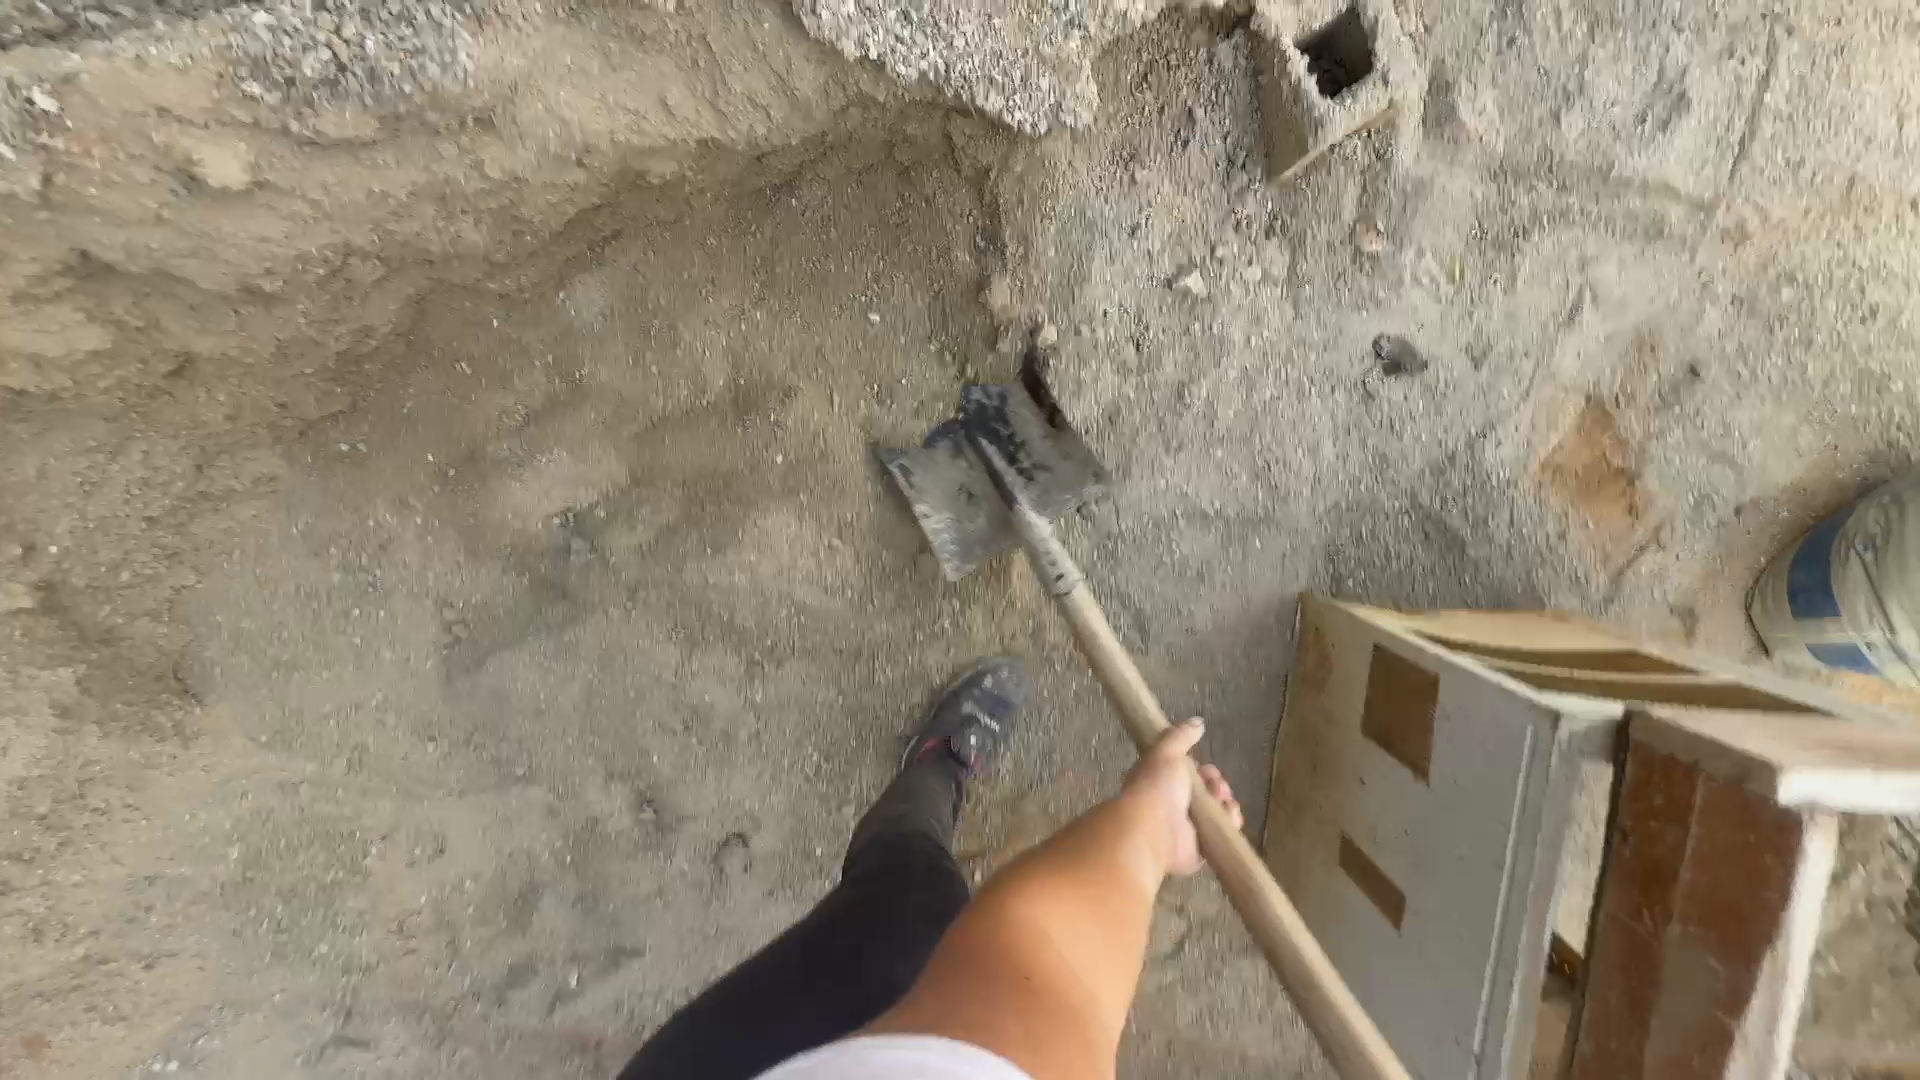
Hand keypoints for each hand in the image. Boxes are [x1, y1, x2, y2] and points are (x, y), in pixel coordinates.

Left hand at [1119, 718, 1242, 876]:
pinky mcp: (1200, 850)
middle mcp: (1174, 805)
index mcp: (1162, 783)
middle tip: (1218, 787)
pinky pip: (1222, 835)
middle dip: (1218, 786)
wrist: (1152, 829)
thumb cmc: (1156, 786)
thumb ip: (1181, 737)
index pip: (1188, 775)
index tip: (1208, 769)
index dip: (1203, 770)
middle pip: (1206, 793)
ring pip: (1217, 813)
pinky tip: (1231, 818)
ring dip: (1227, 804)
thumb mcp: (1166, 752)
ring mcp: (1187, 829)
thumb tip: (1197, 722)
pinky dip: (1230, 825)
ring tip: (1224, 801)